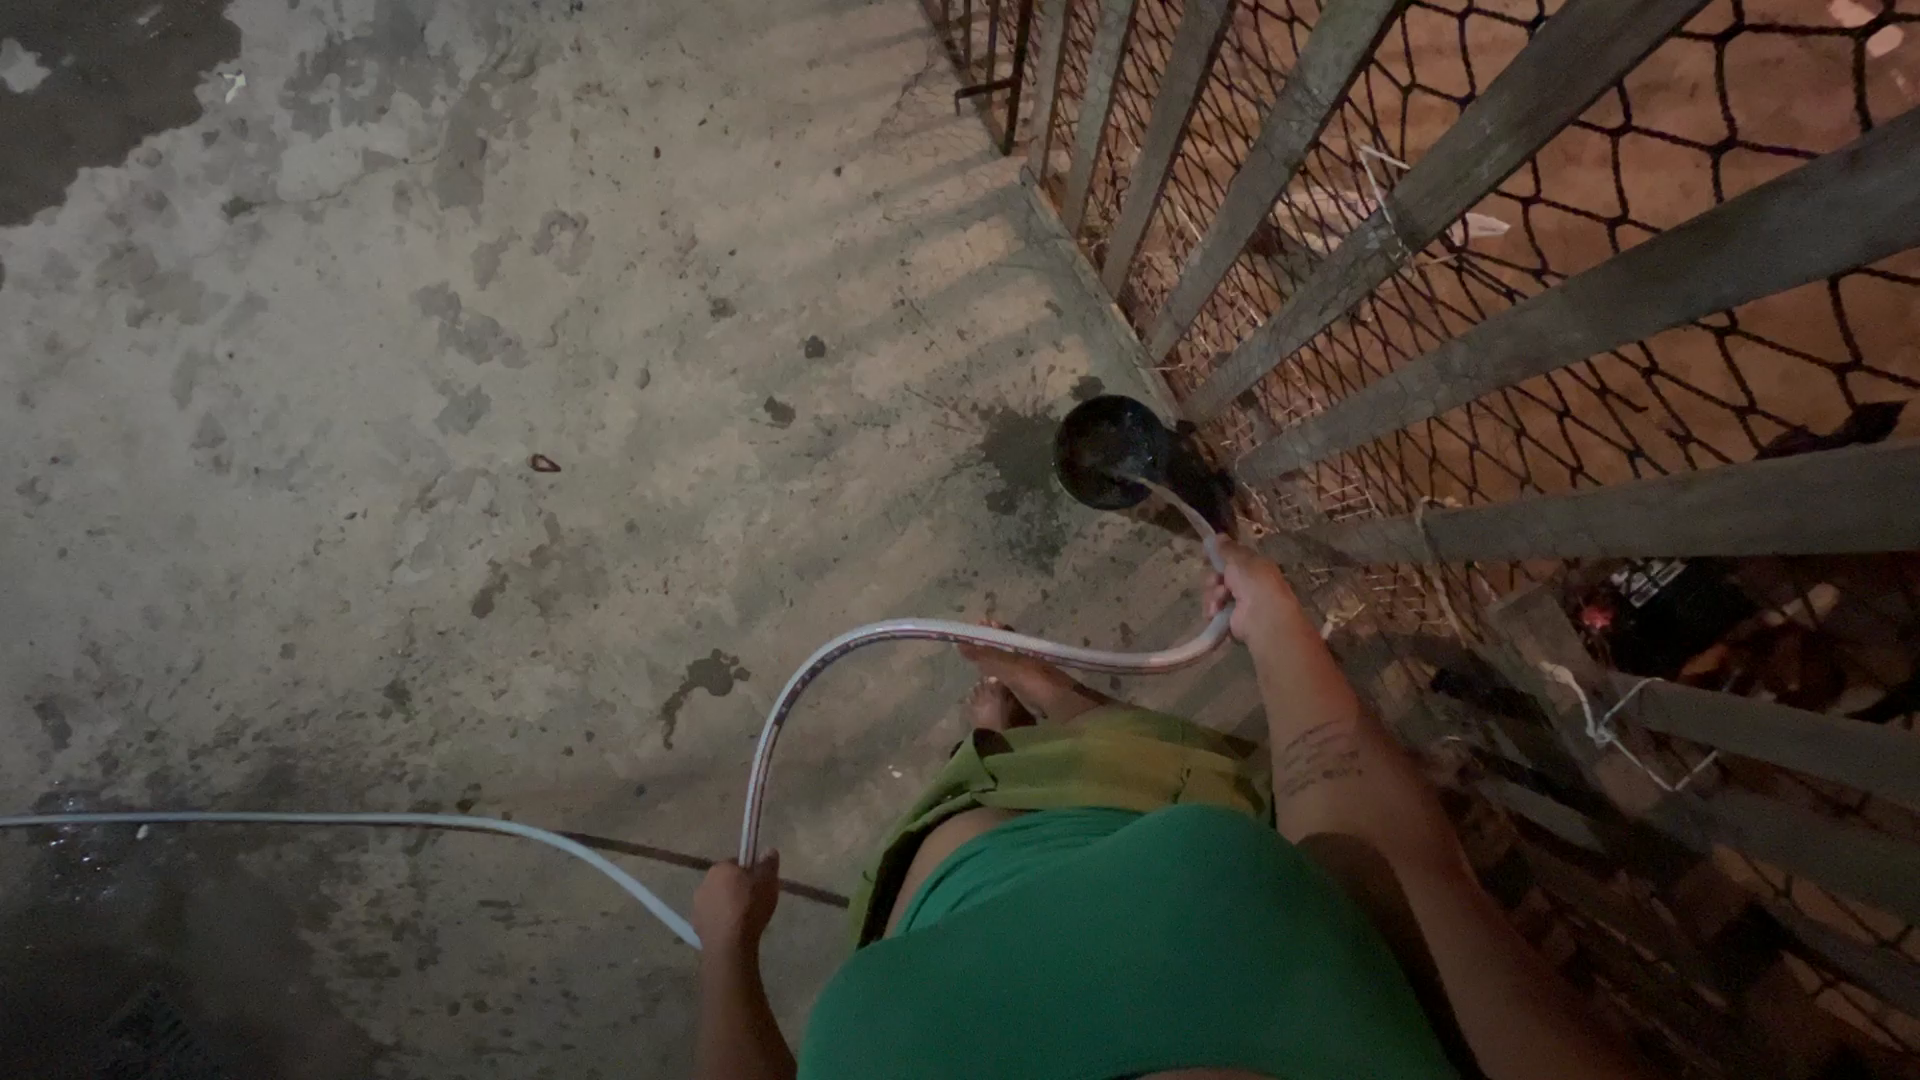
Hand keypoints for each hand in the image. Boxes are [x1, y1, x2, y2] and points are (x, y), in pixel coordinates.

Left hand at [692, 853, 780, 954]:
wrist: (731, 944)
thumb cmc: (750, 906)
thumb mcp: (768, 881)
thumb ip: (769, 863)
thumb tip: (768, 850)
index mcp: (721, 868)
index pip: (736, 863)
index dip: (749, 871)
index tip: (759, 882)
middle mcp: (704, 883)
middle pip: (725, 881)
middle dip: (737, 887)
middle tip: (754, 899)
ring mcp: (697, 906)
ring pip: (717, 899)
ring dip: (727, 904)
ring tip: (745, 917)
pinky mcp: (696, 926)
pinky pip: (712, 917)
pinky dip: (721, 920)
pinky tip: (734, 929)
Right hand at [1204, 536, 1302, 648]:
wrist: (1261, 616)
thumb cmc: (1254, 582)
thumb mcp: (1240, 559)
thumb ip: (1227, 548)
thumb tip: (1218, 535)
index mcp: (1254, 567)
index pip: (1232, 559)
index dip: (1218, 557)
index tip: (1206, 555)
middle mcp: (1247, 584)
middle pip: (1219, 577)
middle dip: (1213, 579)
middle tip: (1216, 582)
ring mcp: (1239, 603)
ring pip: (1213, 593)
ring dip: (1212, 595)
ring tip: (1220, 600)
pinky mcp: (1230, 619)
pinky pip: (1213, 609)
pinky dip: (1212, 609)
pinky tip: (1216, 611)